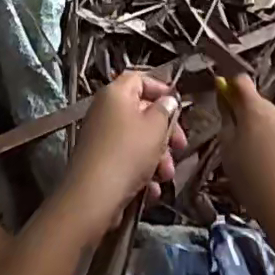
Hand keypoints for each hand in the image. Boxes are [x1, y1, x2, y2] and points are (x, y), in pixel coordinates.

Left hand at [61, 72, 187, 221]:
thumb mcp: (155, 127)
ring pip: (137, 139)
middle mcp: (105, 110)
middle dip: (164, 132)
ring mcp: (101, 136)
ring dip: (157, 156)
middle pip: (142, 112)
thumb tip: (167, 101)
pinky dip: (141, 171)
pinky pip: (126, 158)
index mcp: (116, 93)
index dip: (160, 88)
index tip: (178, 106)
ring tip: (166, 175)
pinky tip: (152, 189)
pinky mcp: (100, 160)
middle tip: (180, 147)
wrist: (93, 195)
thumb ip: (165, 110)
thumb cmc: (128, 152)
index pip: (139, 78)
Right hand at [215, 73, 274, 231]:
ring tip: (256, 160)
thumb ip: (226, 120)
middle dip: (248, 116)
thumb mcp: (227, 149)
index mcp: (256, 109)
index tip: (222, 98)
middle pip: (260, 105)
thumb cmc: (253, 179)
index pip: (241, 82)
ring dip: (265, 133)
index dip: (230, 86)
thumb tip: (225, 100)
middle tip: (236, 140)